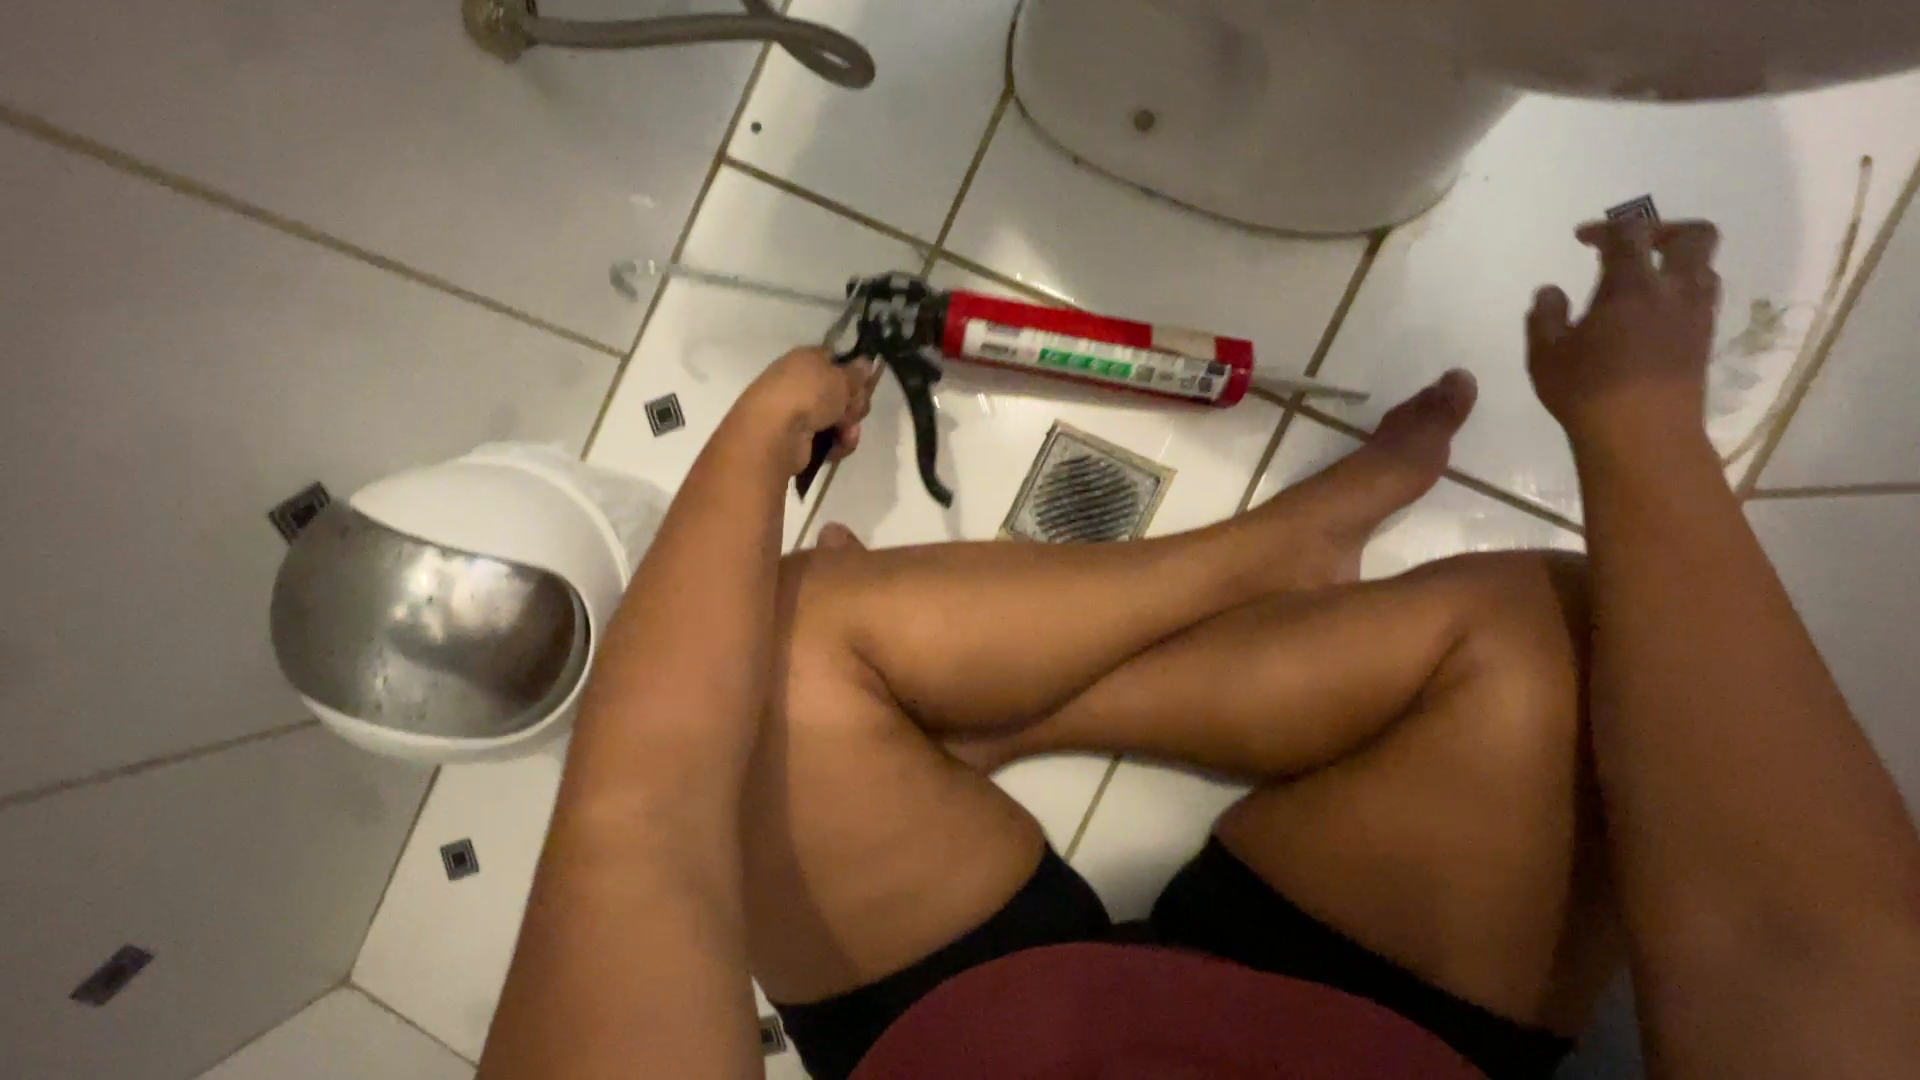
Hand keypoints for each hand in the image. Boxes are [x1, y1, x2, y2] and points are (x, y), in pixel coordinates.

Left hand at [731, 347, 874, 475]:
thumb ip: (856, 373)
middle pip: (842, 393)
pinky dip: (837, 444)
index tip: (869, 381)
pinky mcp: (801, 440)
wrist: (775, 432)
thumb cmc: (808, 394)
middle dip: (855, 403)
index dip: (855, 372)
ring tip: (846, 432)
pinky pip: (830, 439)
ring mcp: (801, 413)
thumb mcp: (840, 377)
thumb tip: (865, 362)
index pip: (837, 360)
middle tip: (854, 408)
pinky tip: (837, 447)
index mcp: (808, 360)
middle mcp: (803, 384)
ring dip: (849, 426)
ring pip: (840, 418)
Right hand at [1527, 219, 1721, 446]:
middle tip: (1629, 246)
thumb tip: (1549, 291)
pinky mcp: (1703, 337)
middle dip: (1661, 230)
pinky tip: (1649, 314)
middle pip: (1692, 235)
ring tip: (1640, 281)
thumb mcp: (1545, 354)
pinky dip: (1678, 290)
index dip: (1607, 228)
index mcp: (1631, 287)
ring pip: (1703, 266)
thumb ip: (1545, 317)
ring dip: (1674, 262)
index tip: (1583, 237)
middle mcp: (1673, 291)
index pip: (1629, 235)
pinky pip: (1700, 295)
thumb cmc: (1586, 391)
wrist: (1642, 433)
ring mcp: (1696, 314)